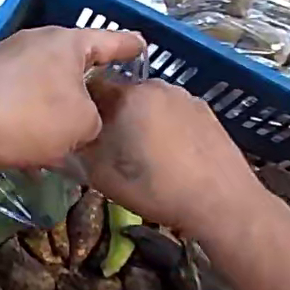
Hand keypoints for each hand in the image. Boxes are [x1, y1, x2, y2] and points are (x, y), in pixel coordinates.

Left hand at [0, 26, 145, 171]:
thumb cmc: (30, 119)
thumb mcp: (82, 125)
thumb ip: (94, 119)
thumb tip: (79, 118)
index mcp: (66, 42)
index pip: (111, 40)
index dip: (131, 46)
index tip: (144, 46)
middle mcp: (35, 40)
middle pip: (74, 61)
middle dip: (88, 84)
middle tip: (103, 106)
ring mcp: (5, 56)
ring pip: (45, 81)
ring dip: (56, 106)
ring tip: (65, 136)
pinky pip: (20, 95)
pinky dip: (30, 115)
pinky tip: (29, 144)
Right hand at [78, 77, 268, 234]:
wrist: (223, 203)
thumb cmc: (157, 189)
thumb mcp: (102, 177)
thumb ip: (78, 153)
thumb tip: (66, 140)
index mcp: (128, 96)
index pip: (92, 88)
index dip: (84, 109)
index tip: (82, 131)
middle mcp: (155, 86)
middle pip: (122, 94)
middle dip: (114, 115)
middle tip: (113, 146)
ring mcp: (184, 96)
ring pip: (149, 103)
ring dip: (141, 119)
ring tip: (145, 152)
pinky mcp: (206, 110)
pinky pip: (174, 111)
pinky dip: (167, 125)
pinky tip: (172, 154)